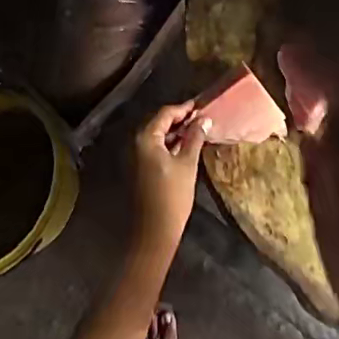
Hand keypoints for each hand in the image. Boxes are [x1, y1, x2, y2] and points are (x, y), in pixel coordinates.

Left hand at [131, 101, 207, 256]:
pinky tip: (184, 145)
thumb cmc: (173, 195)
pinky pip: (153, 147)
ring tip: (196, 130)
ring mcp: (135, 157)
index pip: (165, 114)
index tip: (200, 107)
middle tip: (200, 118)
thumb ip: (195, 137)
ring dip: (175, 131)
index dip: (184, 109)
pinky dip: (168, 143)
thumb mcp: (188, 163)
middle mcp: (136, 144)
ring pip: (156, 136)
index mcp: (146, 139)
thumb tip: (204, 119)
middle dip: (179, 119)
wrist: (154, 232)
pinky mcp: (139, 168)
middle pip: (158, 123)